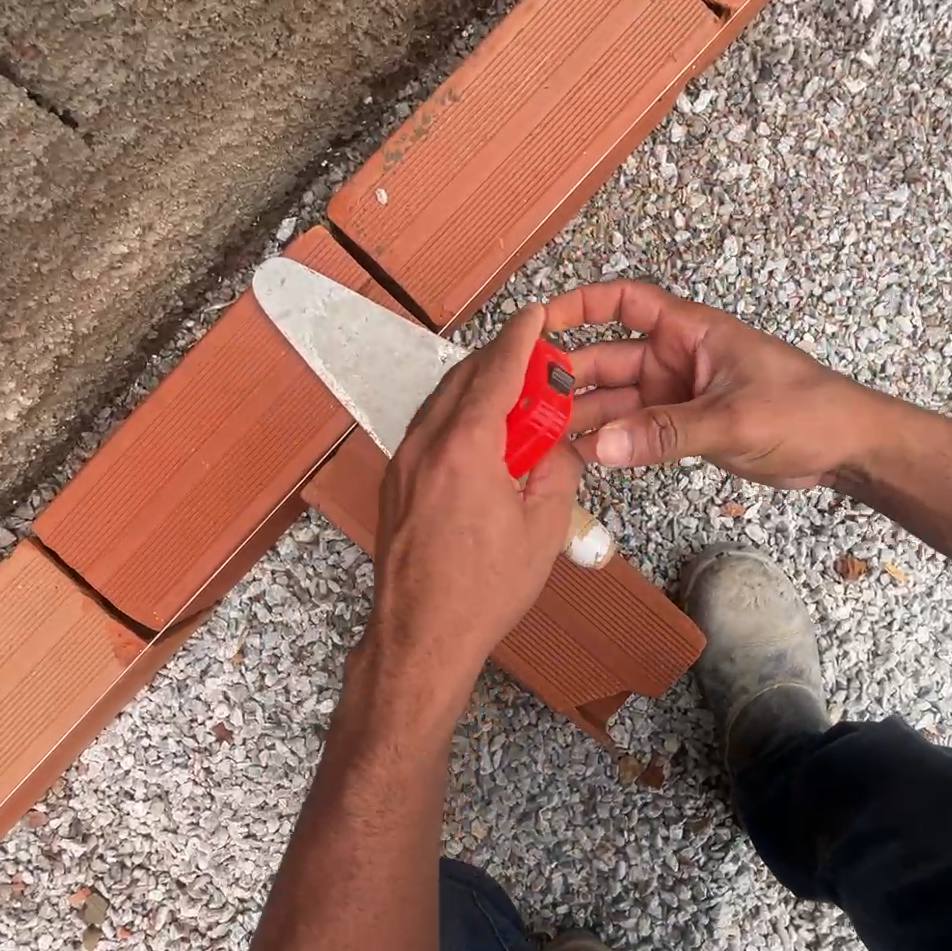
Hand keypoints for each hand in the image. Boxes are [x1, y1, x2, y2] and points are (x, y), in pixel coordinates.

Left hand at [362, 305, 583, 707]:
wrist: (422, 635)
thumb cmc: (483, 589)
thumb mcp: (543, 527)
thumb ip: (555, 471)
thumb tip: (556, 446)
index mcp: (466, 447)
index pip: (497, 371)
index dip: (520, 338)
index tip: (534, 316)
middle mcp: (426, 444)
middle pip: (463, 378)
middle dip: (500, 360)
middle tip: (535, 362)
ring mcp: (403, 463)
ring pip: (441, 401)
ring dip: (476, 388)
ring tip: (512, 398)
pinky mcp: (395, 483)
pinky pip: (428, 429)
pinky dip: (456, 416)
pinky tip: (480, 435)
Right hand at [544, 281, 878, 488]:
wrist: (845, 449)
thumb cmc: (806, 410)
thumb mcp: (733, 418)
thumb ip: (666, 433)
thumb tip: (602, 446)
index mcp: (689, 331)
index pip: (623, 302)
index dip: (579, 306)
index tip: (537, 323)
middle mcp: (674, 359)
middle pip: (605, 359)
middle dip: (567, 377)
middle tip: (527, 403)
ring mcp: (674, 396)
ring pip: (614, 401)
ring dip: (581, 417)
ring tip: (540, 437)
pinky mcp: (680, 429)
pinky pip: (633, 432)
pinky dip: (608, 444)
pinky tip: (577, 458)